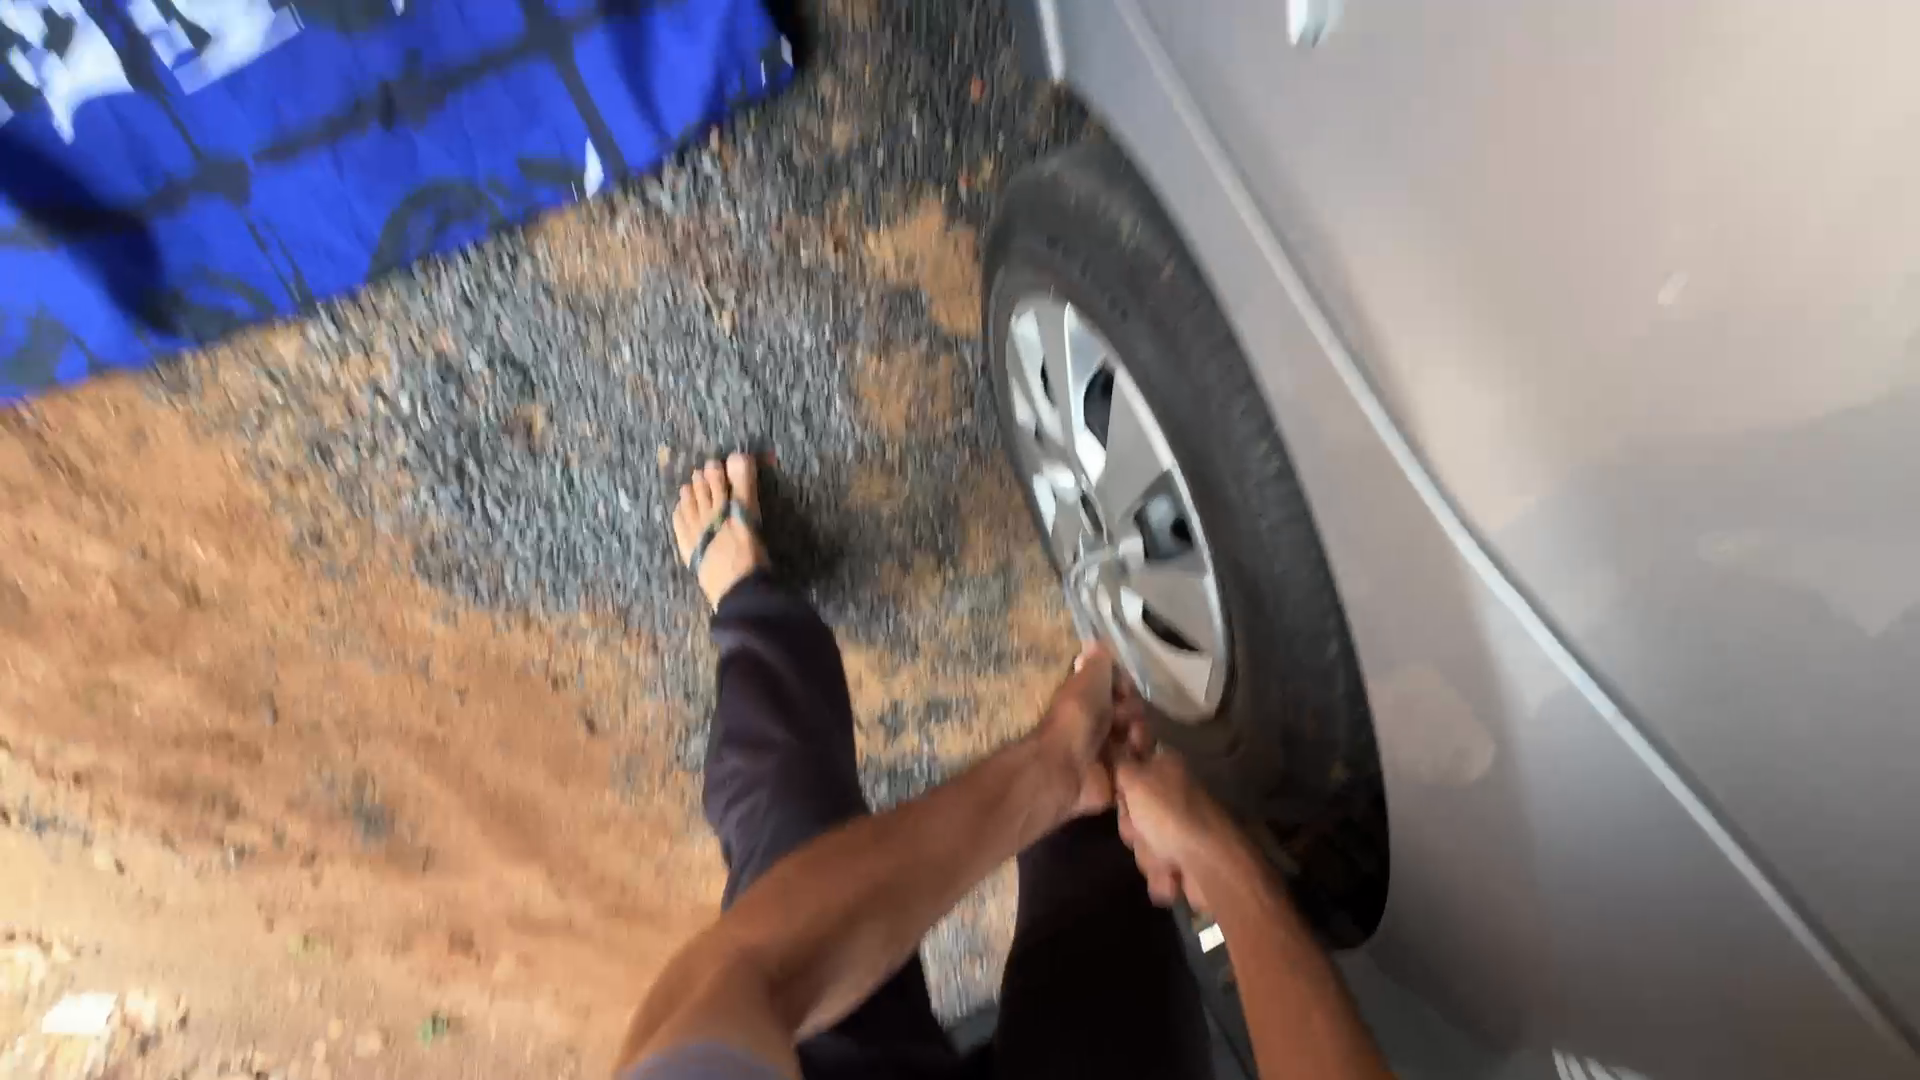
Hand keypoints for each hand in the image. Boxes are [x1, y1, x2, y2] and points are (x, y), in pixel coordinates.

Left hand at [1033, 644, 1125, 817]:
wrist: (1068, 765)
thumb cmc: (1076, 717)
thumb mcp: (1087, 680)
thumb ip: (1097, 662)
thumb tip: (1096, 639)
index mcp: (1090, 699)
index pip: (1122, 689)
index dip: (1126, 688)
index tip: (1124, 690)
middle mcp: (1100, 723)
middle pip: (1135, 713)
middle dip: (1133, 714)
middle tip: (1123, 721)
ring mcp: (1111, 750)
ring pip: (1142, 737)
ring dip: (1139, 738)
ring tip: (1129, 744)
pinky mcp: (1121, 776)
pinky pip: (1143, 764)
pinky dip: (1141, 761)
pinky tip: (1133, 761)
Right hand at [1114, 746, 1244, 911]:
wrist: (1212, 866)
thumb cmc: (1170, 815)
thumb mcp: (1135, 778)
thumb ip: (1119, 762)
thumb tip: (1114, 749)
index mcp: (1166, 766)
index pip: (1130, 763)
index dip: (1121, 780)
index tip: (1119, 791)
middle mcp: (1173, 794)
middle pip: (1132, 807)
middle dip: (1132, 826)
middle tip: (1141, 828)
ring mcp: (1180, 827)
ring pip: (1142, 840)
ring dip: (1147, 854)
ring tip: (1164, 859)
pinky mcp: (1186, 859)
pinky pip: (1157, 866)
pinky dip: (1162, 875)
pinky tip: (1172, 876)